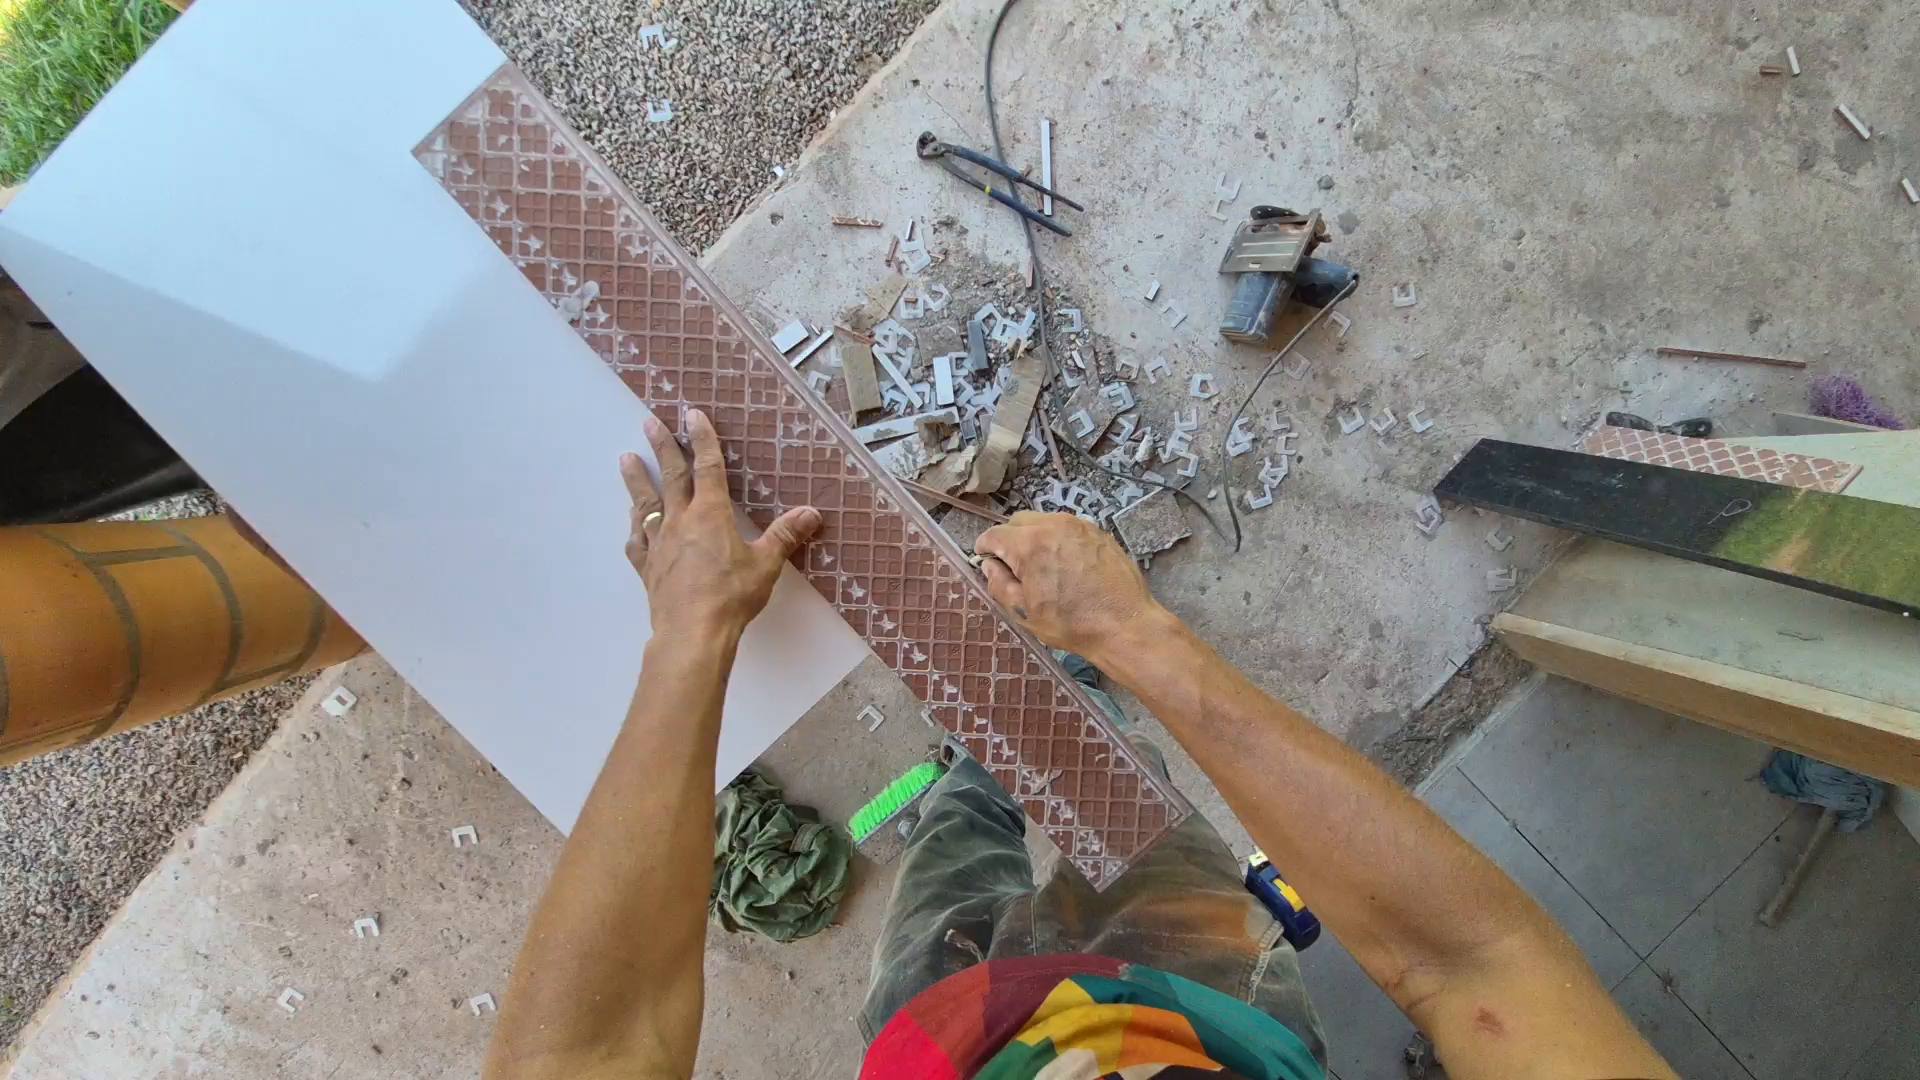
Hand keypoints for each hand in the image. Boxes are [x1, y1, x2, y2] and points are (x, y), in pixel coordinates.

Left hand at [622, 409, 820, 641]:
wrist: (692, 632)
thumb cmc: (732, 595)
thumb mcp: (766, 564)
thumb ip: (786, 535)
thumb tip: (812, 512)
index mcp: (710, 514)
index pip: (707, 468)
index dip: (703, 440)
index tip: (693, 415)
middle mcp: (680, 521)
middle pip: (671, 477)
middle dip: (663, 447)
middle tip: (649, 422)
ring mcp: (659, 544)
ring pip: (645, 503)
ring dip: (637, 479)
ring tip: (626, 458)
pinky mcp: (648, 568)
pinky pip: (637, 541)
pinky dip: (634, 528)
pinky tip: (633, 524)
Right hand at [974, 511, 1173, 664]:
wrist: (1124, 624)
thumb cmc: (1071, 623)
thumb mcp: (1024, 612)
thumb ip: (999, 584)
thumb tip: (990, 565)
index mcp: (1029, 544)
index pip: (993, 534)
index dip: (985, 549)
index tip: (988, 563)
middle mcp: (1053, 525)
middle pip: (1018, 522)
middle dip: (1010, 541)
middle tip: (1016, 568)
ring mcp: (1078, 525)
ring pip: (1044, 521)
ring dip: (1035, 538)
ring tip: (1044, 567)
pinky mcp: (1098, 531)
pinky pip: (1067, 528)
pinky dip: (1059, 540)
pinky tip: (1067, 565)